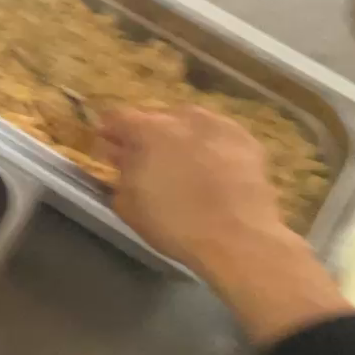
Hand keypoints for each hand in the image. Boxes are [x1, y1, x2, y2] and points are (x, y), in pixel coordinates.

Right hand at [102, 107, 353, 345]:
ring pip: (187, 123)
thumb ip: (120, 170)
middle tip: (141, 160)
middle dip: (143, 135)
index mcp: (148, 130)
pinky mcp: (247, 140)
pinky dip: (205, 146)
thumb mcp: (127, 202)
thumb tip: (121, 155)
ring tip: (176, 164)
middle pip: (154, 116)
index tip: (107, 148)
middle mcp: (184, 118)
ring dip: (176, 138)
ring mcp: (220, 126)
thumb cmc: (171, 223)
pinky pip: (215, 136)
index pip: (116, 117)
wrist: (237, 237)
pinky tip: (206, 170)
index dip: (108, 132)